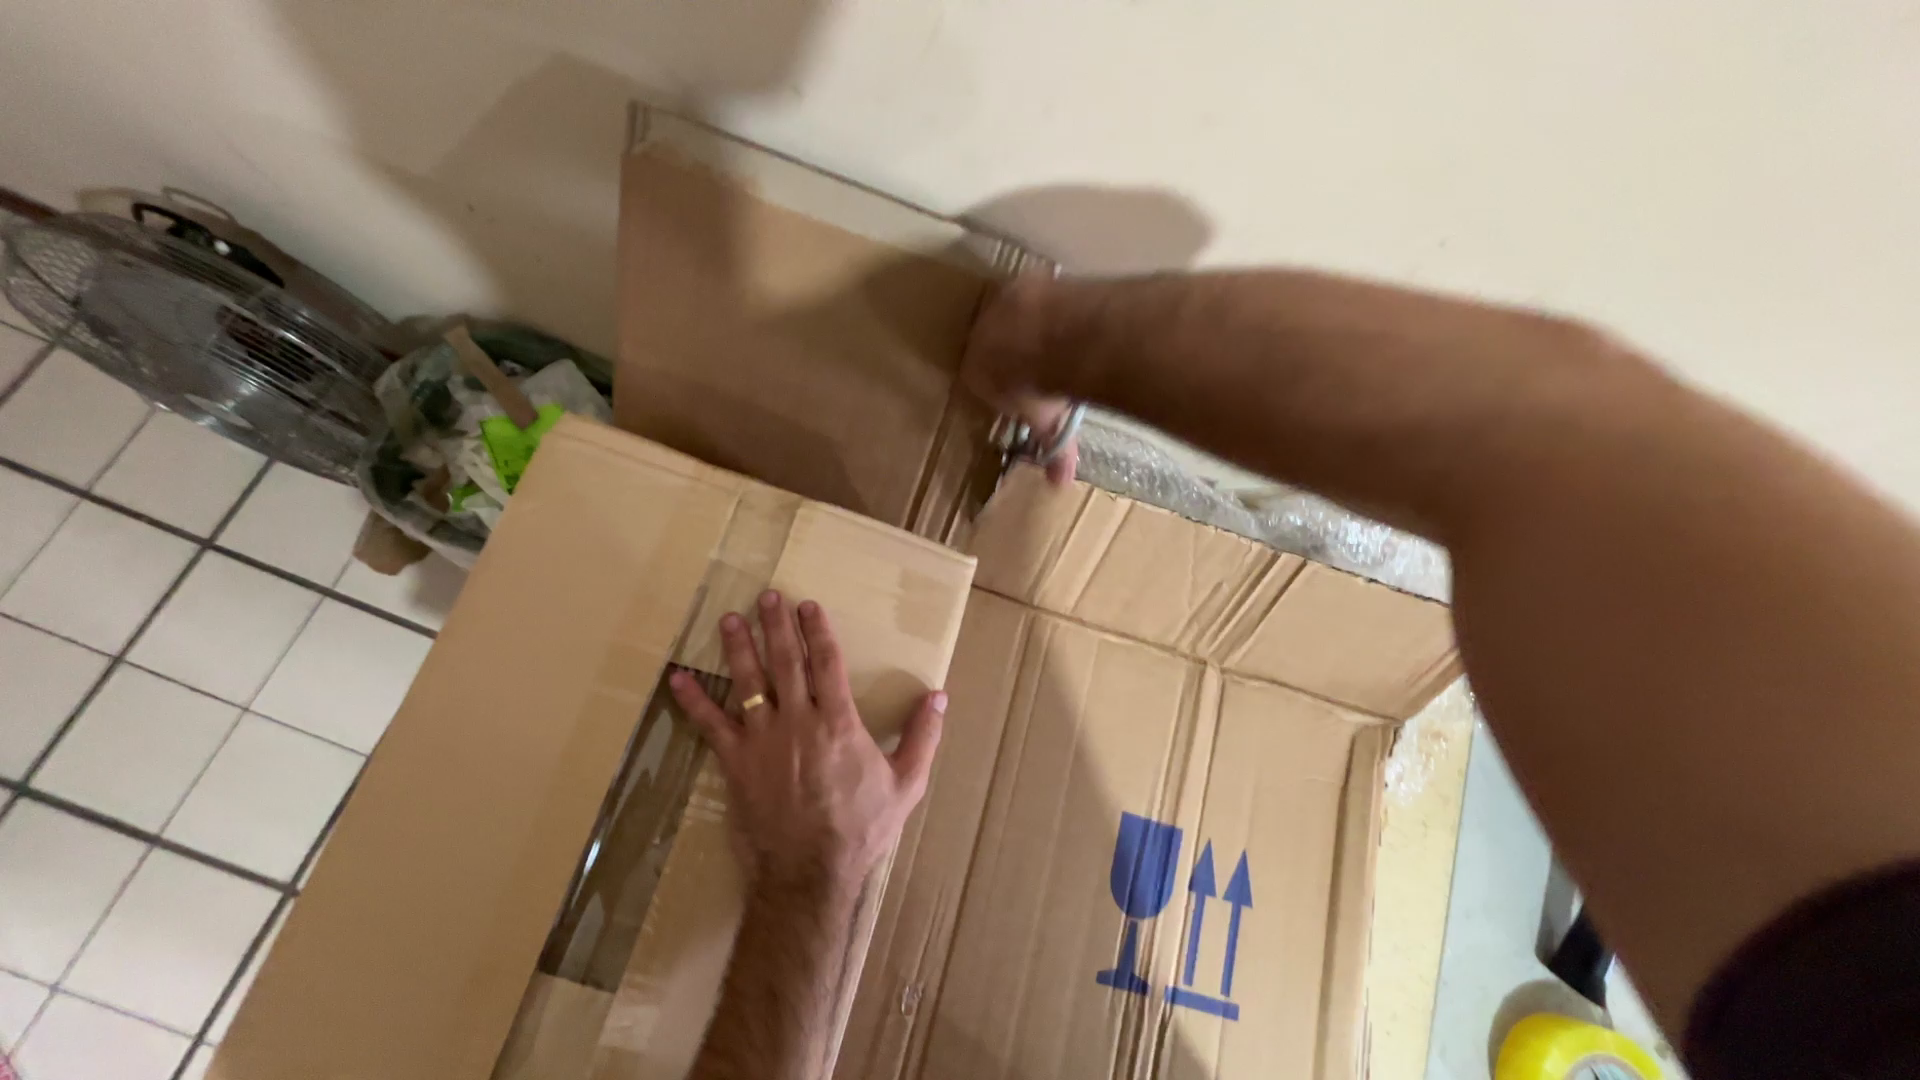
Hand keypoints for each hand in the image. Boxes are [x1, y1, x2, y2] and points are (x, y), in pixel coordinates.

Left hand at [669, 590, 945, 894]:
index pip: (827, 663)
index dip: (817, 631)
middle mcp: (798, 721)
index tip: (808, 606)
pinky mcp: (735, 762)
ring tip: (729, 619)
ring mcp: (762, 740)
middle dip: (776, 626)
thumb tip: (939, 695)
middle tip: (767, 596)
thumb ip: (922, 736)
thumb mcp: (907, 784)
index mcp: (839, 722)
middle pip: (786, 662)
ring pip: (748, 682)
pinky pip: (710, 725)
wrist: (809, 873)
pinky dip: (693, 700)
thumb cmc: (861, 829)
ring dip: (738, 648)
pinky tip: (678, 678)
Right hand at [964, 273, 1078, 484]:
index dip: (1001, 383)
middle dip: (1011, 351)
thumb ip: (1056, 449)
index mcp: (974, 374)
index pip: (980, 379)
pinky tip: (1062, 309)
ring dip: (1024, 323)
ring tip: (1049, 332)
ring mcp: (996, 308)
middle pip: (991, 344)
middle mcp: (977, 338)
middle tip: (1036, 358)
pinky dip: (1043, 303)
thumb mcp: (1048, 423)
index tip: (1020, 387)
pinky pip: (1028, 295)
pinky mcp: (1019, 285)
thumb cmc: (1037, 389)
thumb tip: (1061, 483)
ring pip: (1007, 316)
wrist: (1047, 340)